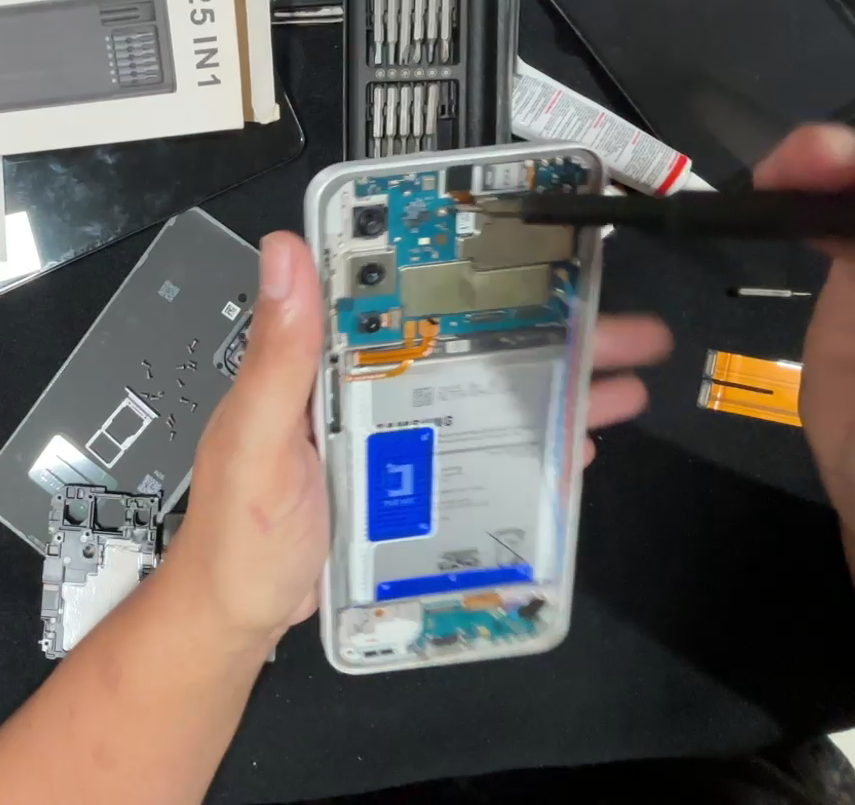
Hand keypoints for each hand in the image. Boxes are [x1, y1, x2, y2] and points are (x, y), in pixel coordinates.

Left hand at [162, 233, 672, 647]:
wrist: (246, 613)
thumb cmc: (241, 533)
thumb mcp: (256, 440)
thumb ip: (277, 354)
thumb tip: (285, 250)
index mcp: (320, 365)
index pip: (387, 295)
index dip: (448, 264)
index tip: (514, 242)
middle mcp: (358, 386)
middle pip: (452, 341)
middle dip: (531, 322)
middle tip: (601, 308)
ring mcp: (386, 433)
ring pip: (476, 390)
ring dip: (543, 377)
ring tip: (614, 368)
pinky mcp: (404, 477)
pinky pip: (474, 444)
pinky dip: (522, 437)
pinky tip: (567, 434)